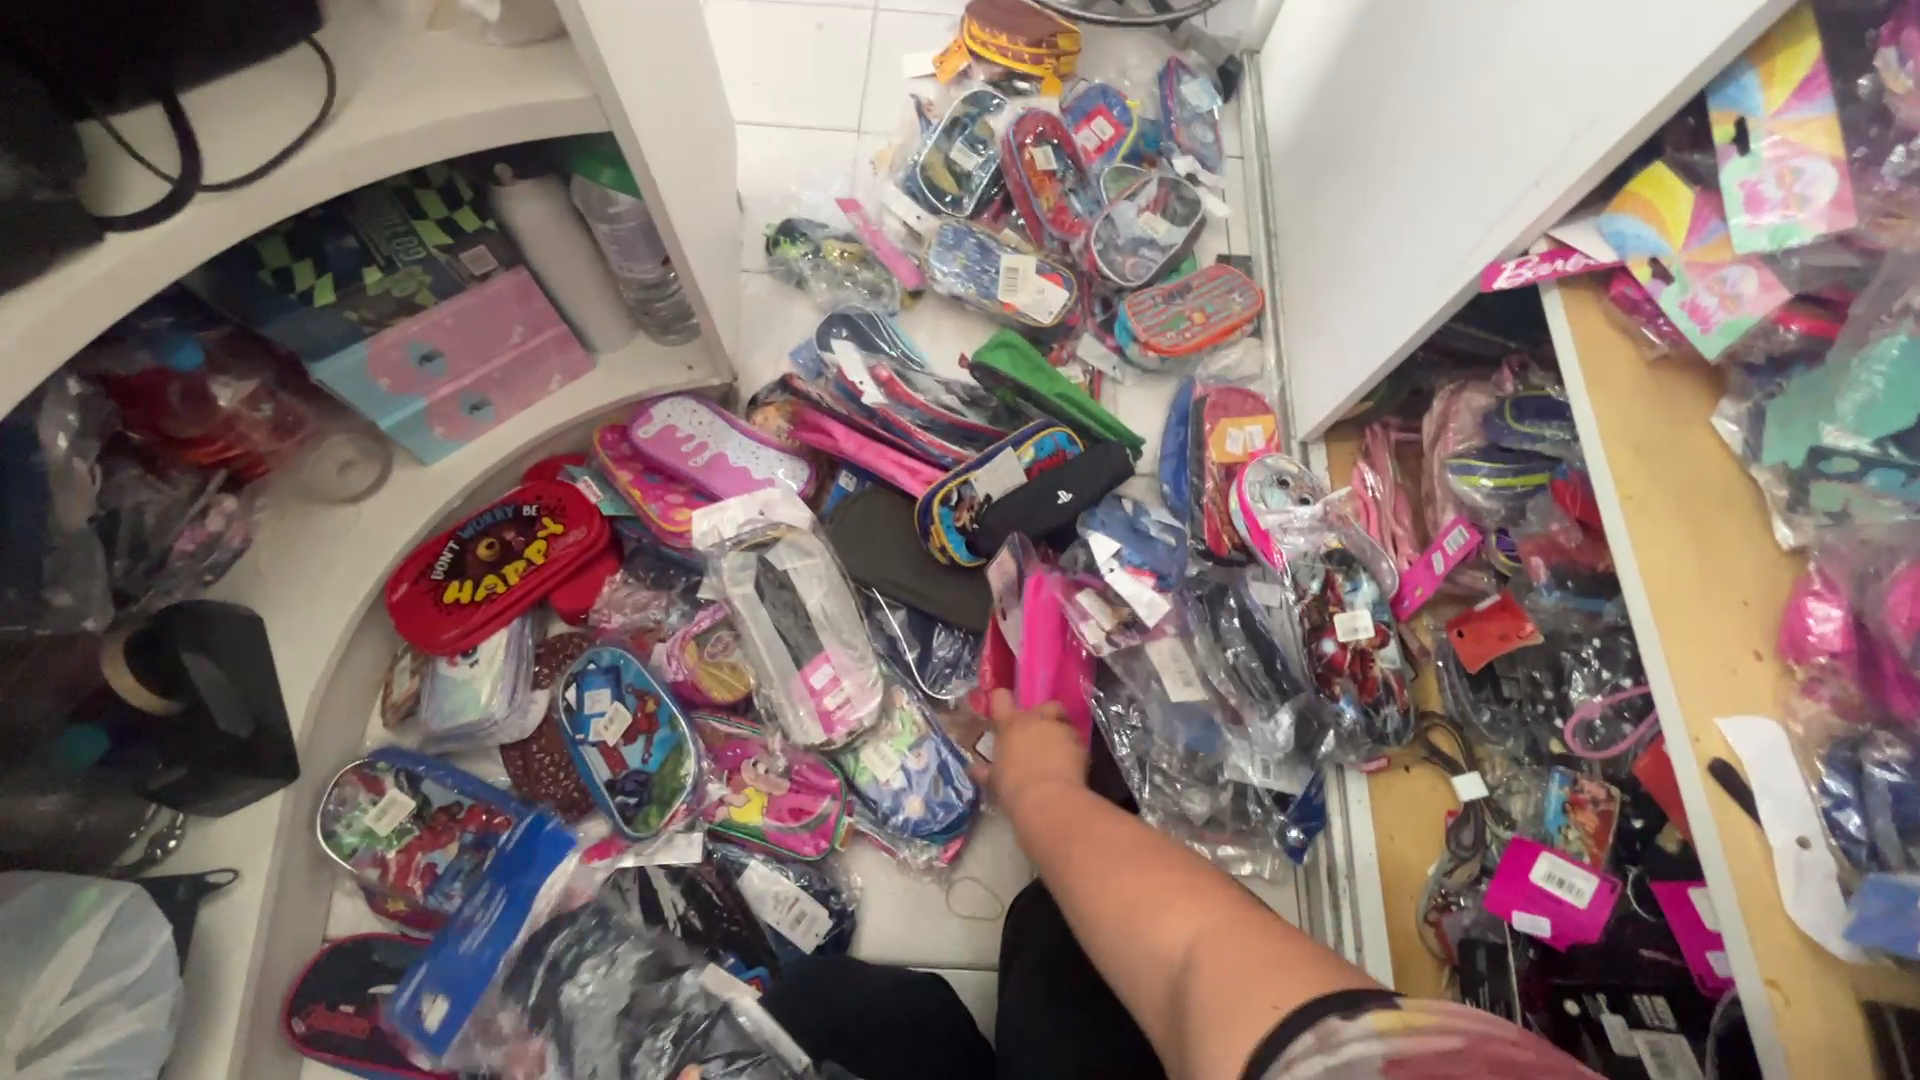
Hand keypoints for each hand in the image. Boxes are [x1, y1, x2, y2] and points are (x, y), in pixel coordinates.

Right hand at [968, 689, 1088, 819]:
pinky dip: (1073, 751)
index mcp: (1010, 724)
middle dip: (1044, 717)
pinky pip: (1077, 742)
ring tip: (1057, 756)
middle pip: (1044, 706)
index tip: (1003, 712)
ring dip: (1060, 735)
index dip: (1002, 702)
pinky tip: (1070, 768)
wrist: (1048, 800)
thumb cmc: (1013, 788)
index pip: (1001, 698)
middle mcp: (1036, 720)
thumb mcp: (994, 782)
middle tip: (1039, 736)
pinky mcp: (1081, 745)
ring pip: (1064, 723)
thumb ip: (986, 772)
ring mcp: (1060, 730)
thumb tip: (976, 770)